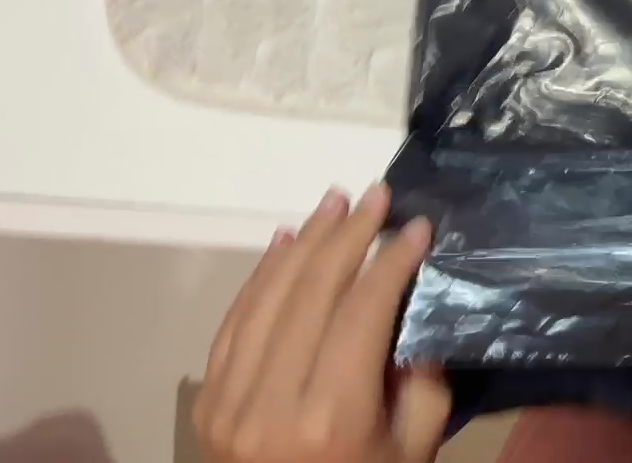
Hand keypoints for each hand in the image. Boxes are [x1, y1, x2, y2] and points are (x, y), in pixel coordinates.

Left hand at [194, 185, 447, 462]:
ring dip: (304, 242)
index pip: (362, 310)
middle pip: (310, 294)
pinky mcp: (208, 403)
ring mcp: (227, 405)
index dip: (392, 259)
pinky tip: (286, 240)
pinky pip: (234, 323)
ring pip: (266, 299)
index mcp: (330, 416)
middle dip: (348, 234)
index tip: (419, 225)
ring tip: (336, 201)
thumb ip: (422, 372)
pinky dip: (261, 275)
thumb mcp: (417, 439)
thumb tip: (415, 305)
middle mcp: (269, 405)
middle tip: (378, 193)